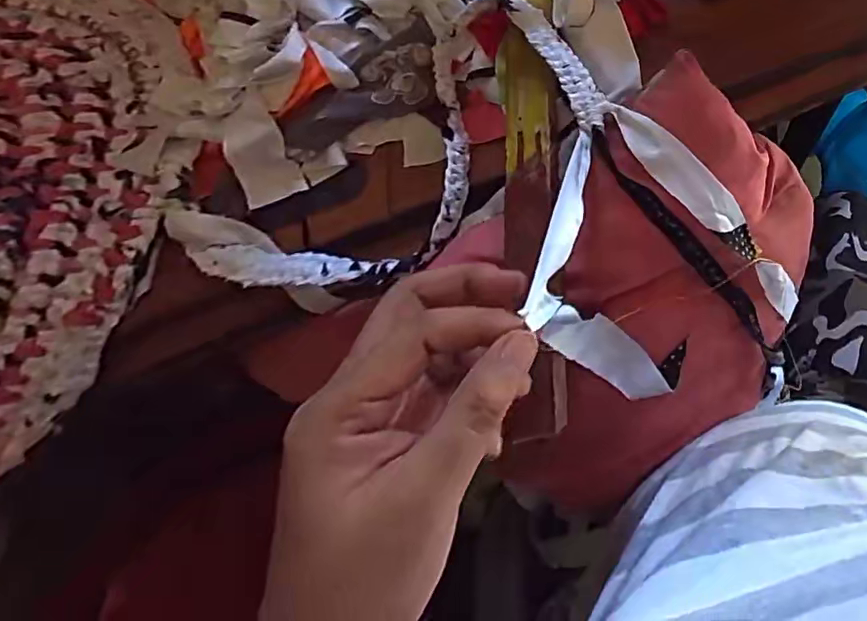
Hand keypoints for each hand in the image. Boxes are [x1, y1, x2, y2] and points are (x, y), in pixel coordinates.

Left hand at [261, 264, 537, 620]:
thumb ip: (478, 409)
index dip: (473, 321)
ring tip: (523, 352)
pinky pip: (436, 386)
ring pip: (424, 346)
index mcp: (339, 407)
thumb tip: (524, 339)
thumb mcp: (429, 492)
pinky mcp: (392, 435)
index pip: (412, 331)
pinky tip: (503, 409)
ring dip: (475, 340)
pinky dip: (473, 381)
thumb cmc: (368, 579)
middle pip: (406, 315)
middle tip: (519, 287)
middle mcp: (349, 398)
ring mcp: (369, 416)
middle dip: (464, 294)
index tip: (527, 332)